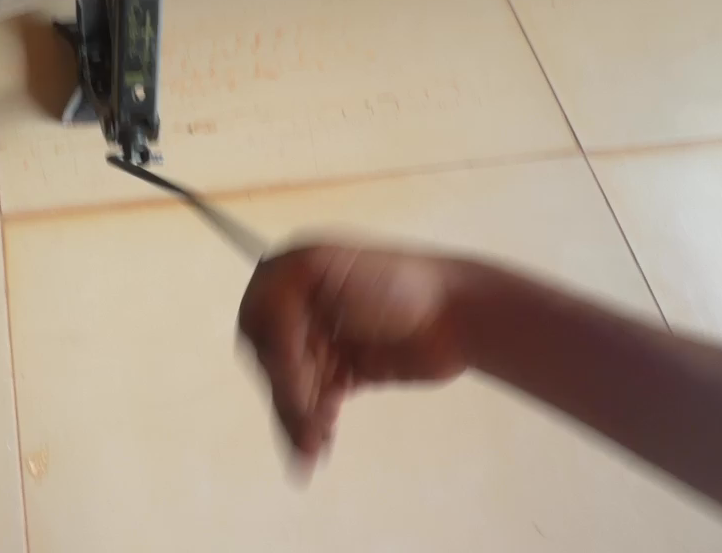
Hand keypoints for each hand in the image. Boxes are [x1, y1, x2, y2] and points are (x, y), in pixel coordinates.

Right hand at [238, 244, 472, 466]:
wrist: (462, 312)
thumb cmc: (395, 281)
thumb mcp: (326, 271)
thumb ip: (287, 302)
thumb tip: (262, 350)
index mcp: (287, 275)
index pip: (259, 320)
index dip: (273, 353)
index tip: (295, 383)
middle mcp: (297, 308)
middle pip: (272, 357)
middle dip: (286, 393)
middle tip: (306, 427)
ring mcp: (320, 341)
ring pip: (291, 385)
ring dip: (296, 417)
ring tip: (311, 450)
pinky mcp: (342, 371)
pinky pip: (315, 401)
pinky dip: (314, 424)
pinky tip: (321, 443)